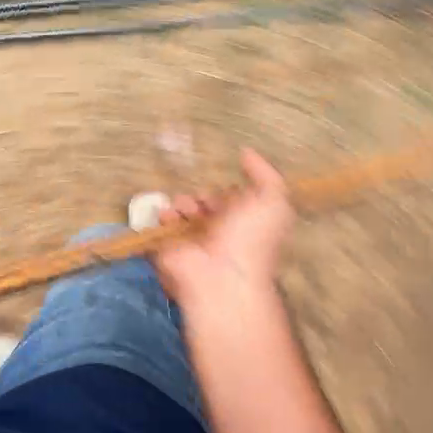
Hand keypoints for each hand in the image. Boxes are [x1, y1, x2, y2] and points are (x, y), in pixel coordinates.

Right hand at [154, 149, 294, 306]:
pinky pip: (160, 229)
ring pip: (181, 214)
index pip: (231, 201)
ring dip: (180, 203)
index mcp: (243, 223)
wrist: (222, 279)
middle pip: (204, 204)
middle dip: (200, 195)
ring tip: (183, 207)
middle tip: (200, 198)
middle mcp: (219, 234)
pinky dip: (161, 218)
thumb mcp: (272, 201)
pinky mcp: (170, 252)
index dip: (226, 190)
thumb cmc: (250, 238)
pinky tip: (167, 216)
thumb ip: (265, 174)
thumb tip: (246, 152)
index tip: (224, 187)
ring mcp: (193, 244)